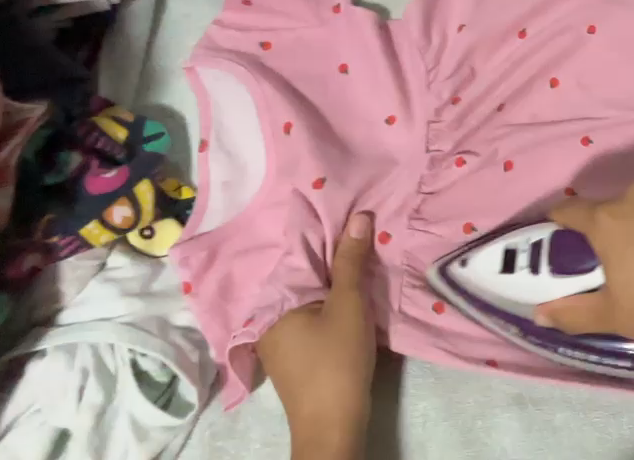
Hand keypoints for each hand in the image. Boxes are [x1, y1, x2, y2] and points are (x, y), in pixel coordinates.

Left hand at [256, 212, 375, 459]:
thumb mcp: (348, 304)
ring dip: (336, 277)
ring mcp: (282, 338)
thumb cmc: (336, 361)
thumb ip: (351, 260)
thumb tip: (359, 216)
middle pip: (305, 273)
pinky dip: (333, 299)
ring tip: (363, 248)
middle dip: (332, 253)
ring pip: (312, 293)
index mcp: (273, 303)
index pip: (299, 254)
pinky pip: (314, 312)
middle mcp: (269, 317)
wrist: (334, 427)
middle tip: (362, 224)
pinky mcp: (298, 353)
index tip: (349, 207)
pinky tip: (354, 288)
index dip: (325, 230)